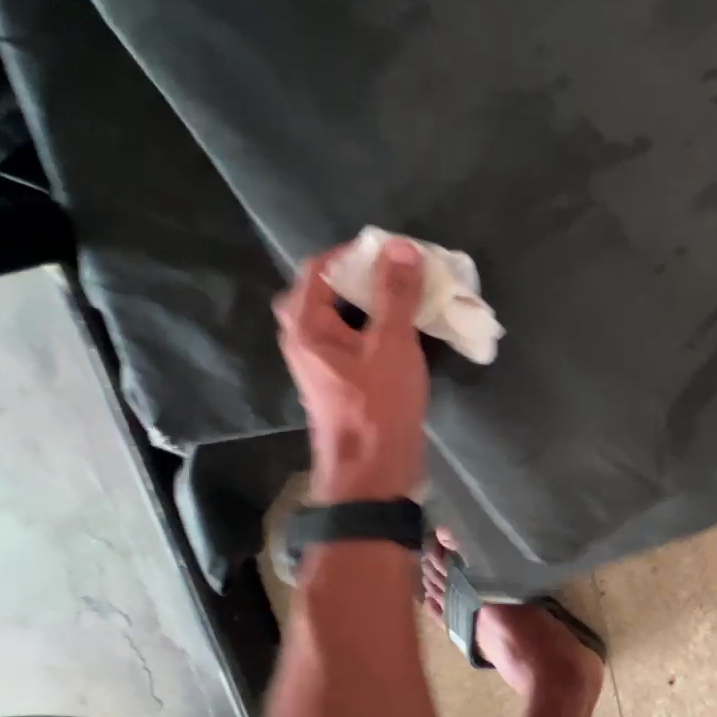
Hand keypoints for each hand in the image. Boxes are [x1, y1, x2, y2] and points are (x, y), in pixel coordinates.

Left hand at [276, 238, 428, 503]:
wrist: (373, 468)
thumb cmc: (378, 404)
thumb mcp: (392, 344)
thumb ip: (396, 295)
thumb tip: (400, 248)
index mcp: (306, 327)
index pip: (319, 270)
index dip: (354, 253)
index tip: (395, 249)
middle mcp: (306, 341)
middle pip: (326, 293)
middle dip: (362, 277)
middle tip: (401, 271)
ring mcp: (324, 363)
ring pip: (343, 317)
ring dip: (373, 302)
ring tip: (410, 294)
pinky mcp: (344, 379)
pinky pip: (356, 338)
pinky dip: (378, 326)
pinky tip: (409, 330)